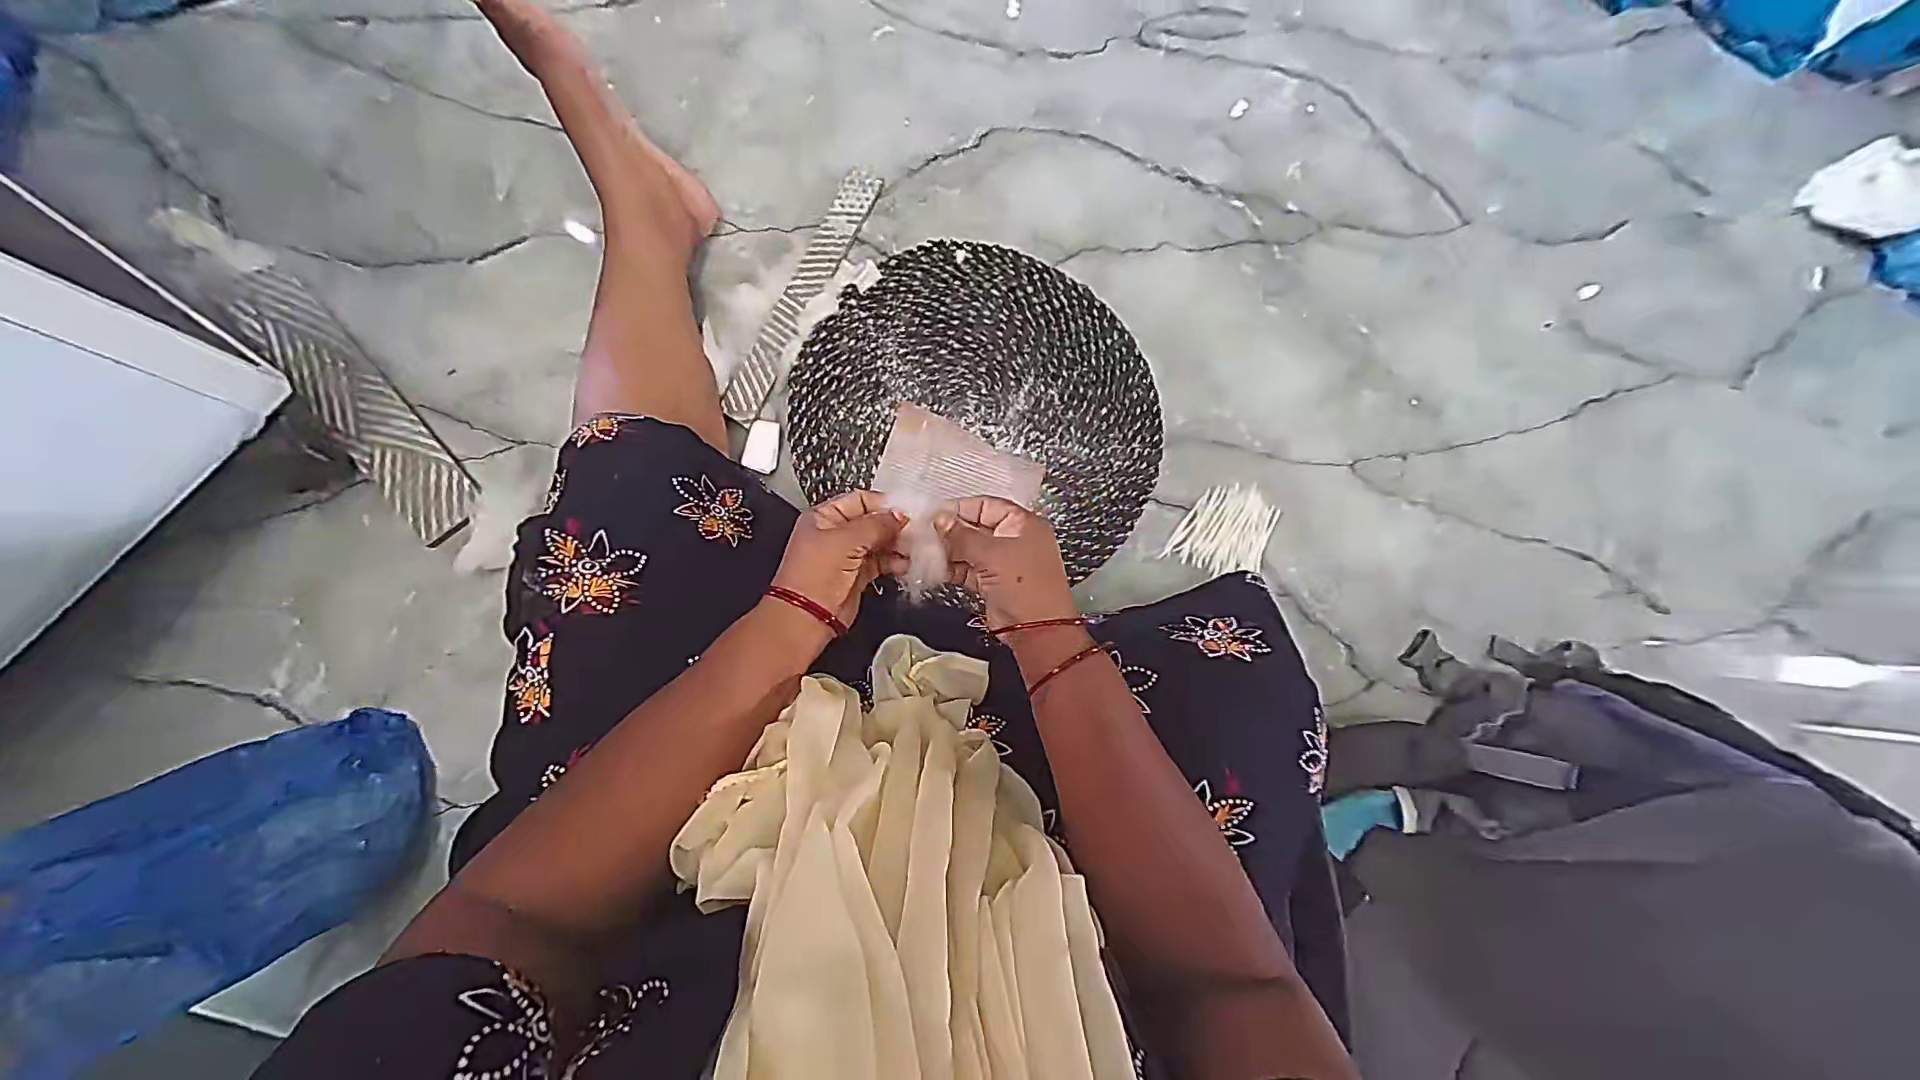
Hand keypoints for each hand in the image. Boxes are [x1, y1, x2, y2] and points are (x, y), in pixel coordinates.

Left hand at [770, 491, 905, 628]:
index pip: (860, 501)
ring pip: (879, 543)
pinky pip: (881, 562)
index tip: (905, 510)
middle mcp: (835, 534)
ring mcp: (847, 555)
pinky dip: (894, 562)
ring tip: (910, 549)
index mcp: (825, 518)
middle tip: (912, 531)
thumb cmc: (811, 578)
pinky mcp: (857, 575)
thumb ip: (876, 525)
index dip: (883, 504)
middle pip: (873, 522)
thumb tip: (898, 515)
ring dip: (897, 545)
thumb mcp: (846, 540)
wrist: (807, 617)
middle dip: (894, 526)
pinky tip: (903, 563)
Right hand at [934, 496, 1077, 629]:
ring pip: (969, 550)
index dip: (961, 508)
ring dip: (948, 551)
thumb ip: (962, 535)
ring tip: (924, 551)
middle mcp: (1013, 539)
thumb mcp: (991, 554)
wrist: (1036, 630)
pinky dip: (953, 569)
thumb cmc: (1023, 584)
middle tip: (924, 534)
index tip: (935, 514)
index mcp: (1022, 524)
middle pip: (976, 528)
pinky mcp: (992, 582)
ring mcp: (1002, 562)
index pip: (987, 506)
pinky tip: (934, 568)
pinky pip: (968, 569)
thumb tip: (939, 520)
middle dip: (951, 531)